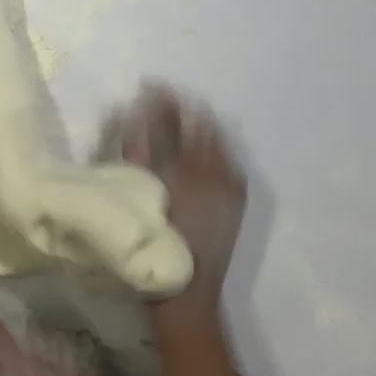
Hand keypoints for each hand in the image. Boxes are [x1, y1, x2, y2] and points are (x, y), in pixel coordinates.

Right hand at [120, 84, 247, 323]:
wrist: (187, 292)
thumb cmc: (157, 235)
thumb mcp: (141, 184)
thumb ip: (141, 142)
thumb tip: (140, 105)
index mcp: (204, 165)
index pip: (188, 116)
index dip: (168, 97)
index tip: (149, 84)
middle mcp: (227, 172)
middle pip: (206, 126)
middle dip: (181, 109)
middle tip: (156, 97)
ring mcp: (235, 188)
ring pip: (216, 142)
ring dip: (194, 127)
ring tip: (169, 119)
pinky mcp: (235, 203)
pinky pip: (224, 161)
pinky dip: (206, 147)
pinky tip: (188, 149)